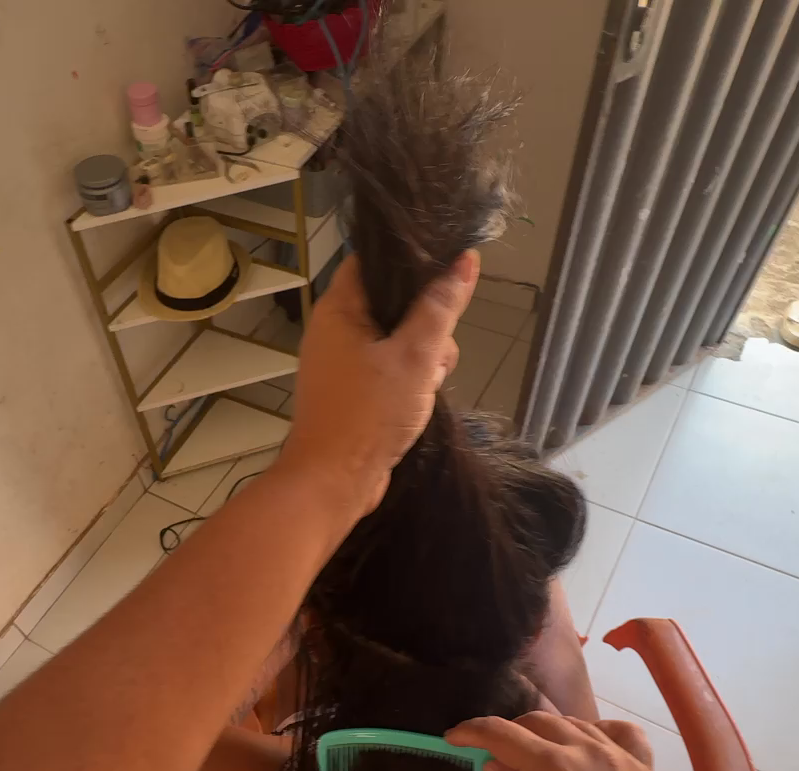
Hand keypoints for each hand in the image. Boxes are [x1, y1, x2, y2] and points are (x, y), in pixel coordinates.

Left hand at [276, 251, 479, 515]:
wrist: (334, 482)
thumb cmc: (369, 414)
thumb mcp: (415, 356)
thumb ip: (441, 307)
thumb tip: (465, 260)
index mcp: (339, 309)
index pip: (372, 261)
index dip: (410, 261)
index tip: (446, 274)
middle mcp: (335, 331)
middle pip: (392, 304)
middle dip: (426, 324)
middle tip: (436, 352)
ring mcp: (342, 365)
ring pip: (397, 341)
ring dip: (422, 359)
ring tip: (428, 384)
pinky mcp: (352, 394)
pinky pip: (388, 372)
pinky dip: (408, 382)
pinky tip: (420, 402)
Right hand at [446, 712, 708, 770]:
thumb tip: (495, 763)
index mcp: (552, 766)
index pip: (500, 733)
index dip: (471, 731)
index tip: (453, 738)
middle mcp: (583, 747)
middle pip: (534, 720)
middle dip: (509, 732)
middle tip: (497, 756)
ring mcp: (615, 751)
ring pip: (570, 722)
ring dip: (545, 732)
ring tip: (537, 756)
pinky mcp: (640, 762)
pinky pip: (615, 729)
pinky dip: (594, 730)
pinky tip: (587, 746)